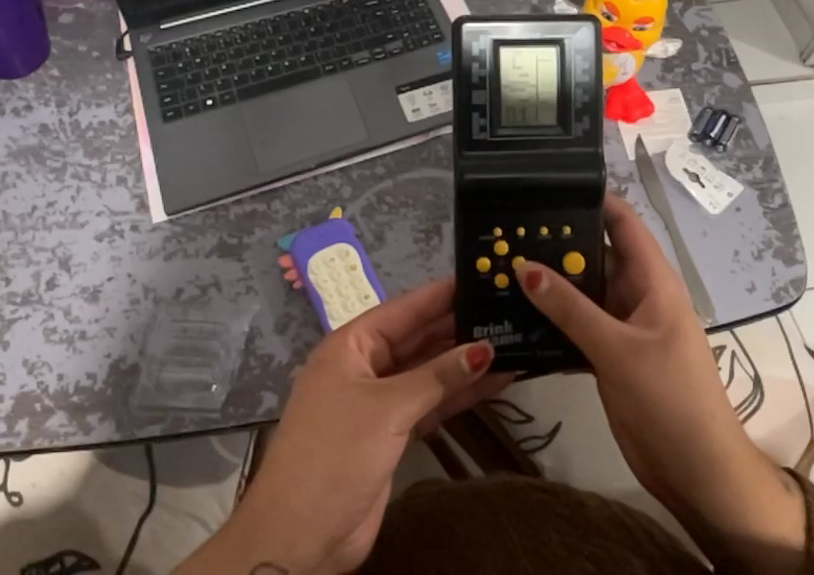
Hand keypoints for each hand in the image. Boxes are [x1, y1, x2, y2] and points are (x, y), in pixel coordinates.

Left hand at [179, 278, 510, 574]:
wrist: (301, 535)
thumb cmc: (336, 453)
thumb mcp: (387, 408)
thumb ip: (437, 377)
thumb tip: (484, 348)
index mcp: (350, 346)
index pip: (403, 310)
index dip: (441, 294)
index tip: (481, 277)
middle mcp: (364, 367)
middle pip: (418, 339)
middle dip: (459, 328)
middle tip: (507, 310)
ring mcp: (378, 402)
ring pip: (428, 372)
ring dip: (465, 363)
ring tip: (512, 341)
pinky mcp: (391, 434)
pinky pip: (430, 403)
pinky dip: (458, 394)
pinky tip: (495, 381)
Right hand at [517, 192, 805, 569]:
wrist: (696, 471)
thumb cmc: (670, 398)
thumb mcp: (619, 349)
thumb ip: (571, 308)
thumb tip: (525, 267)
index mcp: (653, 282)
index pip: (623, 224)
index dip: (593, 199)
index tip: (548, 183)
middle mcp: (637, 297)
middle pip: (596, 256)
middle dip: (557, 243)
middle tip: (505, 229)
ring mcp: (623, 329)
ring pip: (583, 294)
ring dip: (549, 285)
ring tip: (499, 266)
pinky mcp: (609, 358)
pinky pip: (576, 328)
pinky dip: (551, 322)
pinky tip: (514, 317)